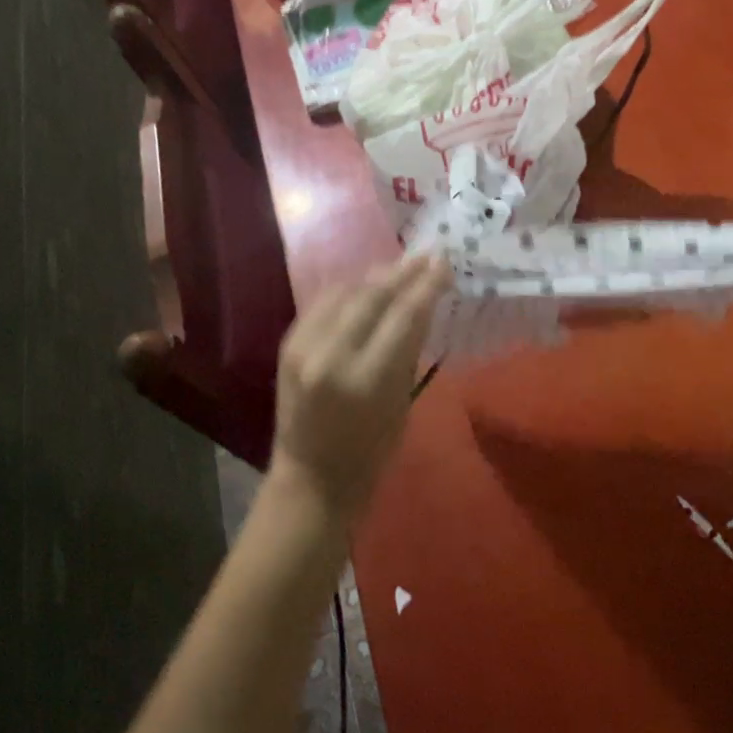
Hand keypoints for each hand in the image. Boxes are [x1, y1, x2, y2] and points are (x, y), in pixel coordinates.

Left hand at [271, 255, 450, 516]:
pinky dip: (348, 290)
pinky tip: (366, 284)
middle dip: (403, 272)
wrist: (312, 475)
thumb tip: (423, 303)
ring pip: (344, 292)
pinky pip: (323, 303)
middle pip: (372, 296)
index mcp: (366, 380)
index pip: (402, 317)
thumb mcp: (401, 402)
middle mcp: (330, 356)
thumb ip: (408, 350)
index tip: (444, 263)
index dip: (426, 286)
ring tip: (400, 266)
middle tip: (427, 256)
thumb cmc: (371, 450)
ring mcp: (303, 347)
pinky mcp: (288, 343)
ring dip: (375, 276)